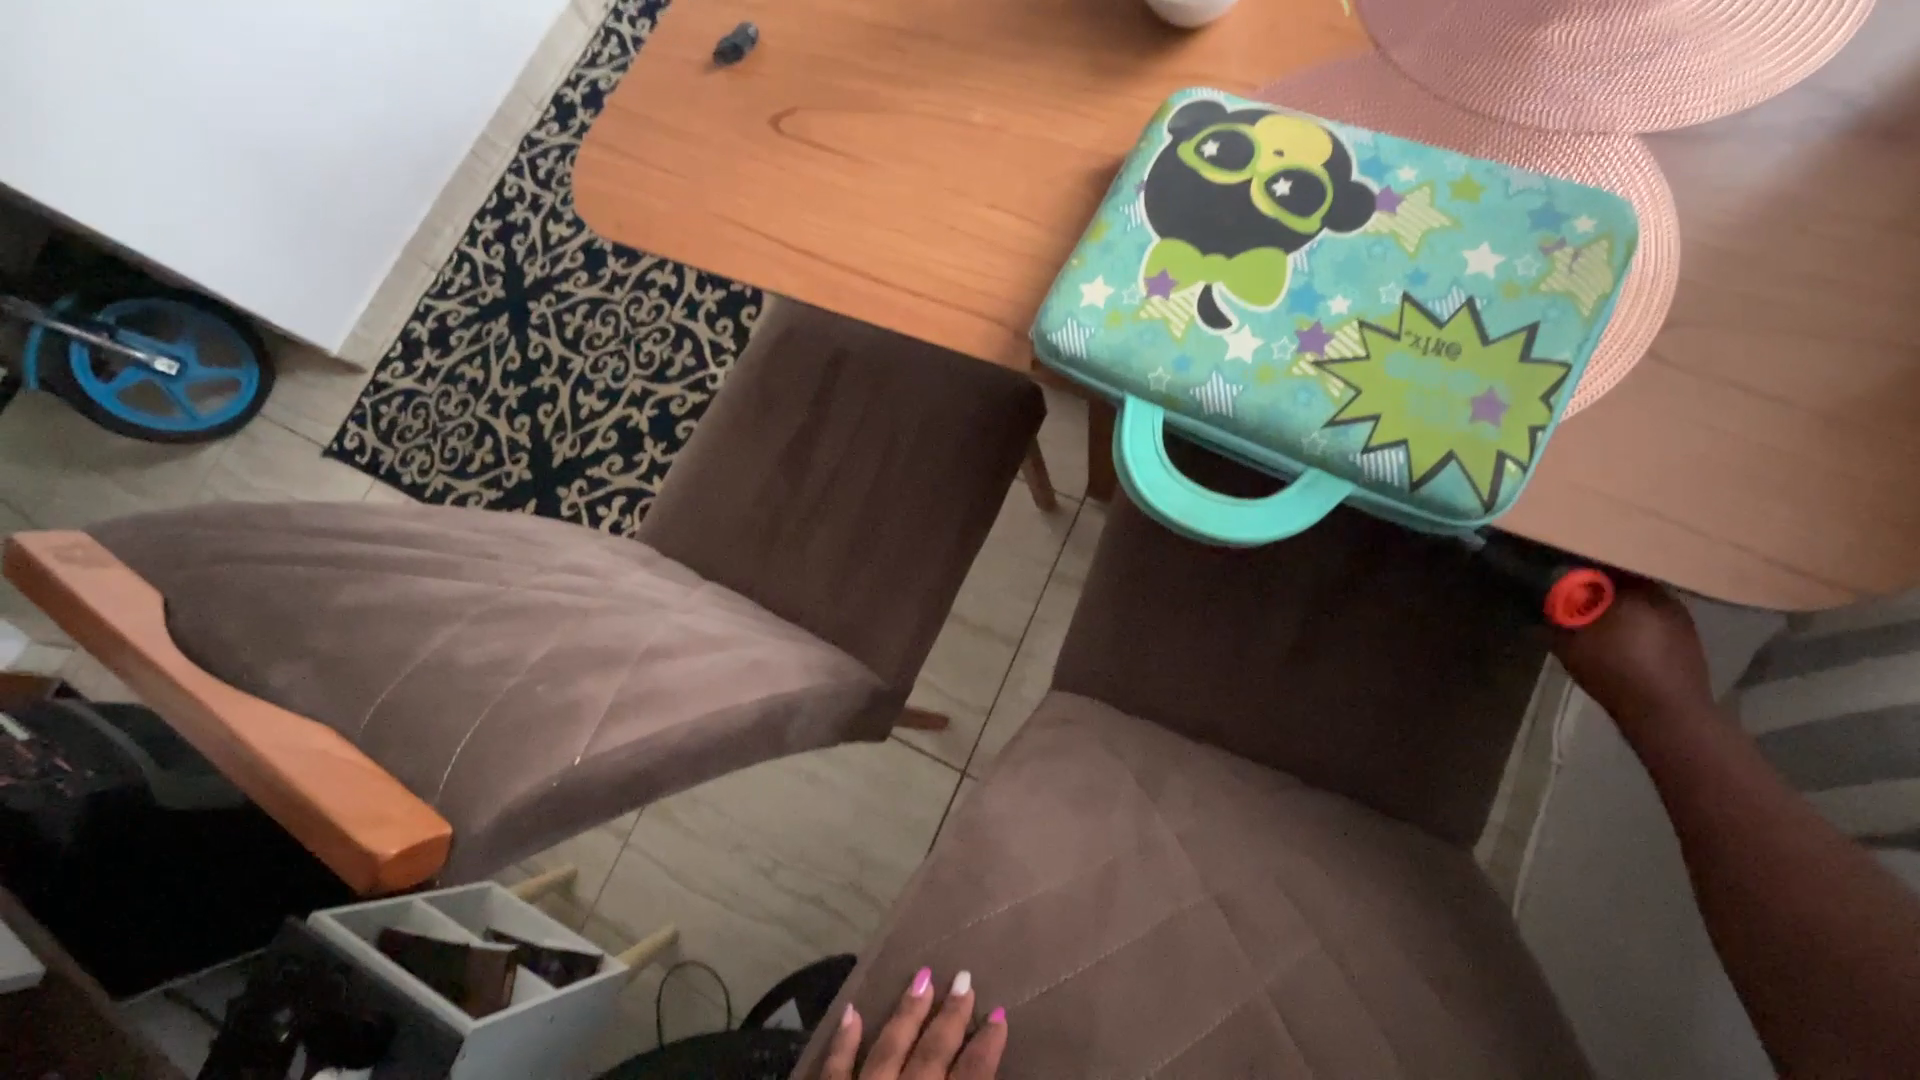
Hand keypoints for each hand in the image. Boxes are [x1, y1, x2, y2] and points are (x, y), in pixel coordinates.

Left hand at [820, 968, 1006, 1079]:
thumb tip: (982, 1066)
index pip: (972, 1076)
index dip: (987, 1046)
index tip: (1000, 1014)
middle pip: (932, 1052)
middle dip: (951, 1015)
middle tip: (965, 977)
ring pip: (890, 1048)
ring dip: (908, 1012)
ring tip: (923, 976)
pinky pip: (836, 1068)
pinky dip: (844, 1041)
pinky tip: (853, 1011)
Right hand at [1551, 575, 1715, 724]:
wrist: (1667, 710)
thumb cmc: (1612, 671)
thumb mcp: (1568, 646)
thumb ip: (1554, 622)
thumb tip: (1543, 609)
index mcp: (1629, 590)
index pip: (1599, 567)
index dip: (1578, 573)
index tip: (1562, 581)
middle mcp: (1659, 595)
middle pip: (1623, 581)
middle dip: (1602, 589)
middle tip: (1580, 601)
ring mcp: (1680, 615)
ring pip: (1642, 600)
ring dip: (1623, 606)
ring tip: (1603, 622)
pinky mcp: (1690, 636)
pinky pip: (1657, 618)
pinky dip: (1640, 622)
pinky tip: (1628, 641)